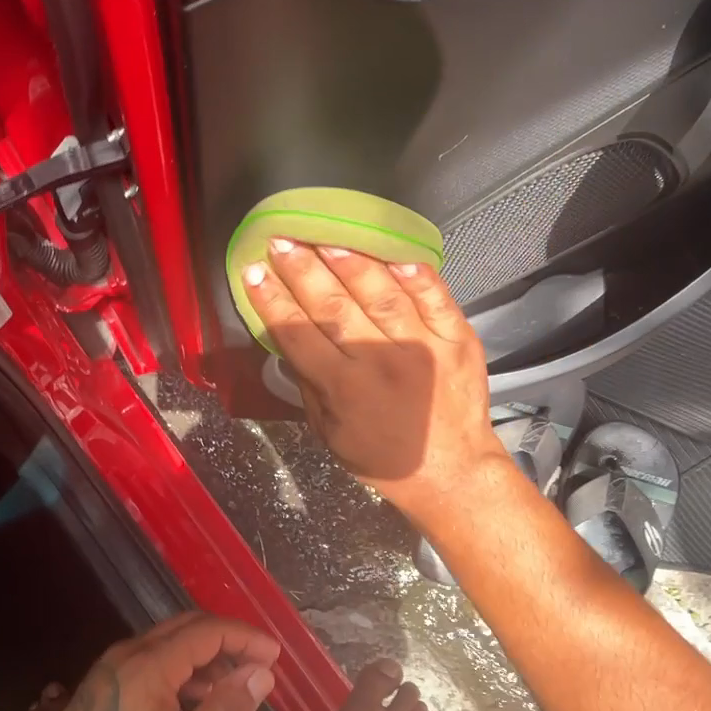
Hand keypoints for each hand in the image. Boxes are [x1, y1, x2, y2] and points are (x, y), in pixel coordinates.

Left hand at [0, 613, 279, 710]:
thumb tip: (261, 675)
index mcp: (149, 666)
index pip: (207, 631)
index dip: (246, 637)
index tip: (277, 657)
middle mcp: (128, 653)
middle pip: (186, 626)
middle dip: (227, 639)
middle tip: (262, 666)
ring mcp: (111, 666)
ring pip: (168, 642)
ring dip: (205, 655)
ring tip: (236, 687)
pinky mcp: (104, 683)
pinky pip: (151, 659)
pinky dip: (181, 668)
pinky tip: (197, 700)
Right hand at [240, 240, 507, 518]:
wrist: (450, 471)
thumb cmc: (380, 457)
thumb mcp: (329, 432)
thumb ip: (310, 385)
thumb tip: (290, 341)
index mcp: (343, 388)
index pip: (298, 333)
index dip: (272, 300)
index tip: (253, 272)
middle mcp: (380, 361)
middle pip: (333, 304)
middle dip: (302, 269)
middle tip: (280, 240)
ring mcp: (423, 345)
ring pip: (380, 293)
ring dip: (350, 263)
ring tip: (325, 239)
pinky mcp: (457, 338)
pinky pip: (434, 297)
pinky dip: (414, 274)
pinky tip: (391, 254)